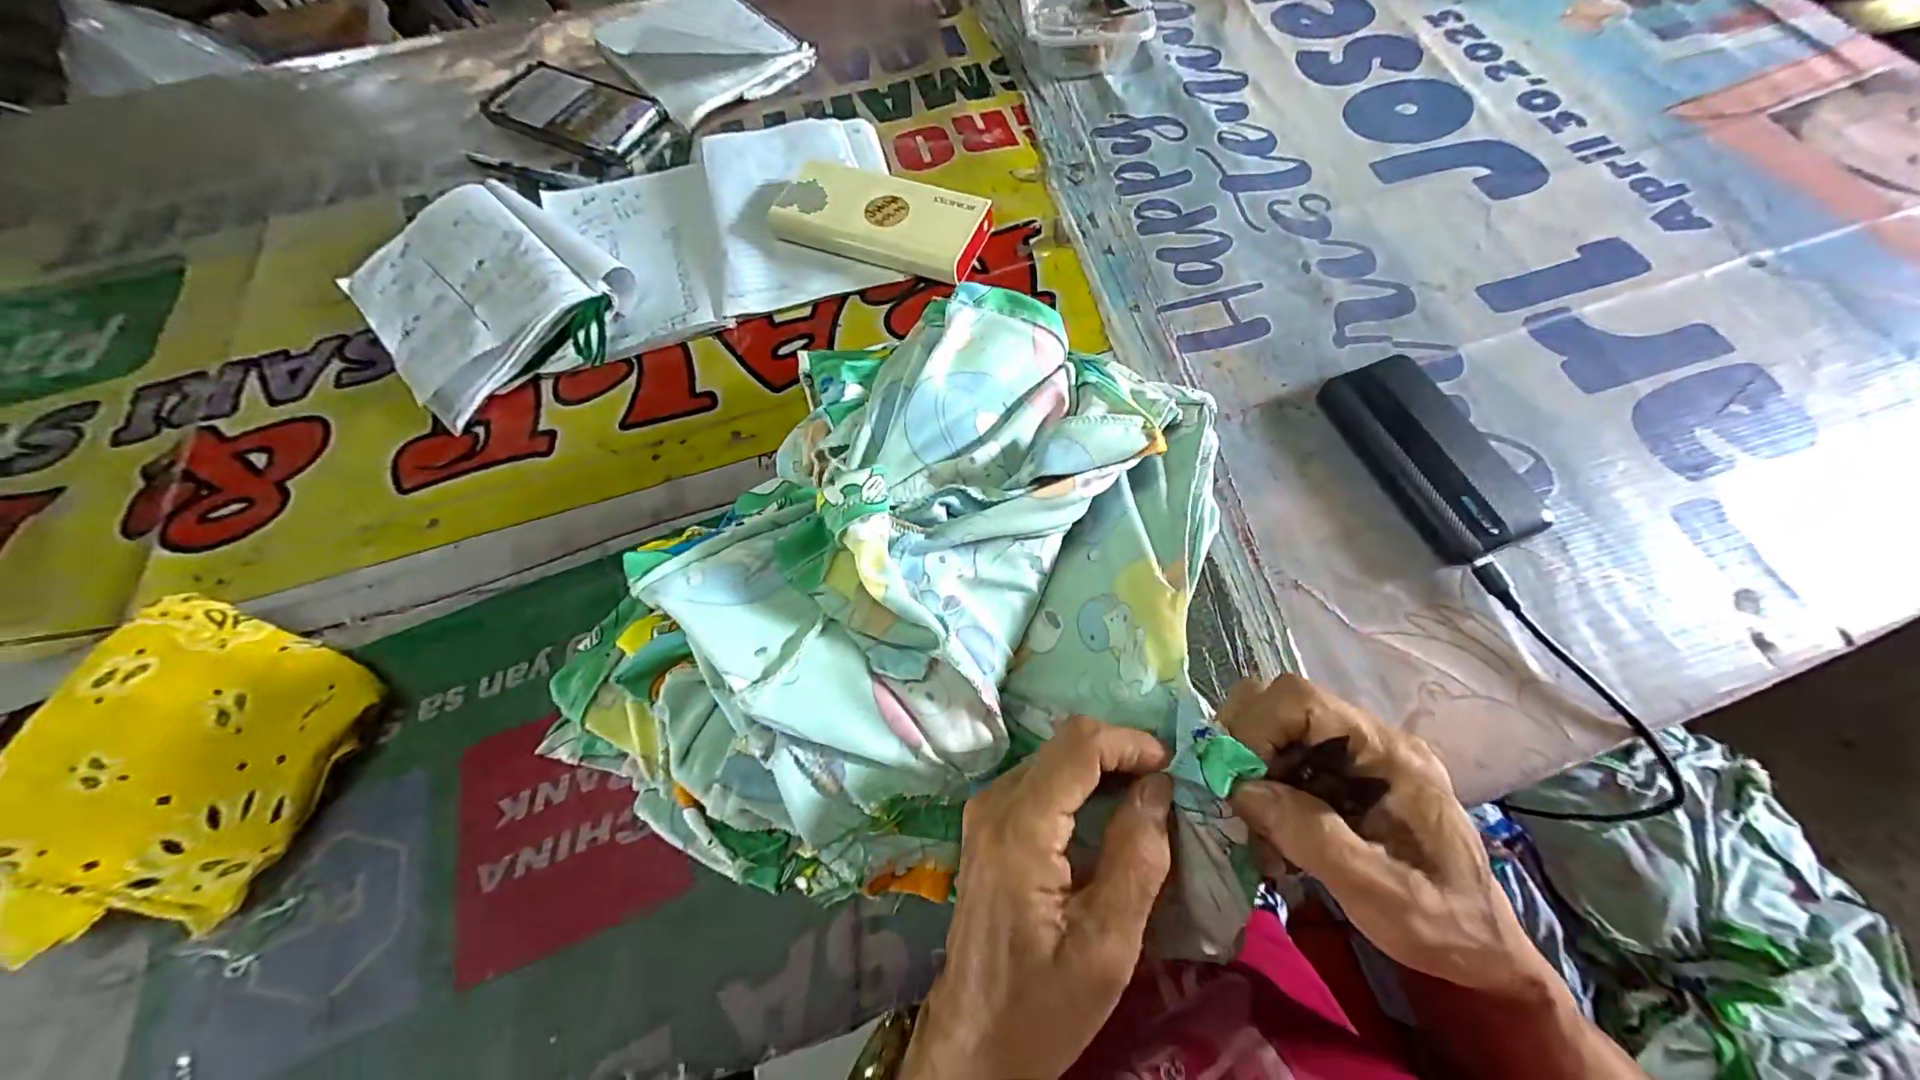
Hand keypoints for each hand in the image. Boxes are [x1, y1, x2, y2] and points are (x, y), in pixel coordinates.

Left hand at [902, 716, 1173, 1079]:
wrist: (974, 1039)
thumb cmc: (1041, 1004)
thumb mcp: (1106, 945)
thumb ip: (1136, 859)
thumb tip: (1158, 788)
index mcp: (1019, 827)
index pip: (1079, 745)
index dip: (1131, 743)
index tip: (1174, 769)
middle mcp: (995, 803)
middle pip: (1065, 745)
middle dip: (1122, 754)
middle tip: (1170, 787)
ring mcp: (986, 811)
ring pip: (1054, 759)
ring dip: (1104, 769)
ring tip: (1150, 801)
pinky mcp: (989, 825)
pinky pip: (1041, 782)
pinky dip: (1082, 786)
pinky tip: (1111, 816)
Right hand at [1222, 675, 1557, 997]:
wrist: (1484, 956)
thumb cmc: (1443, 927)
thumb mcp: (1380, 895)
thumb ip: (1313, 836)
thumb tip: (1242, 789)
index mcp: (1390, 755)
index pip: (1301, 700)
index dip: (1255, 728)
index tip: (1236, 781)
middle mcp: (1371, 740)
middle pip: (1281, 702)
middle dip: (1244, 743)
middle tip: (1235, 796)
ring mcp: (1356, 754)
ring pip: (1275, 725)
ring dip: (1249, 767)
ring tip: (1254, 822)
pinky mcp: (1343, 774)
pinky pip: (1283, 754)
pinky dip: (1261, 784)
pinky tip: (1270, 828)